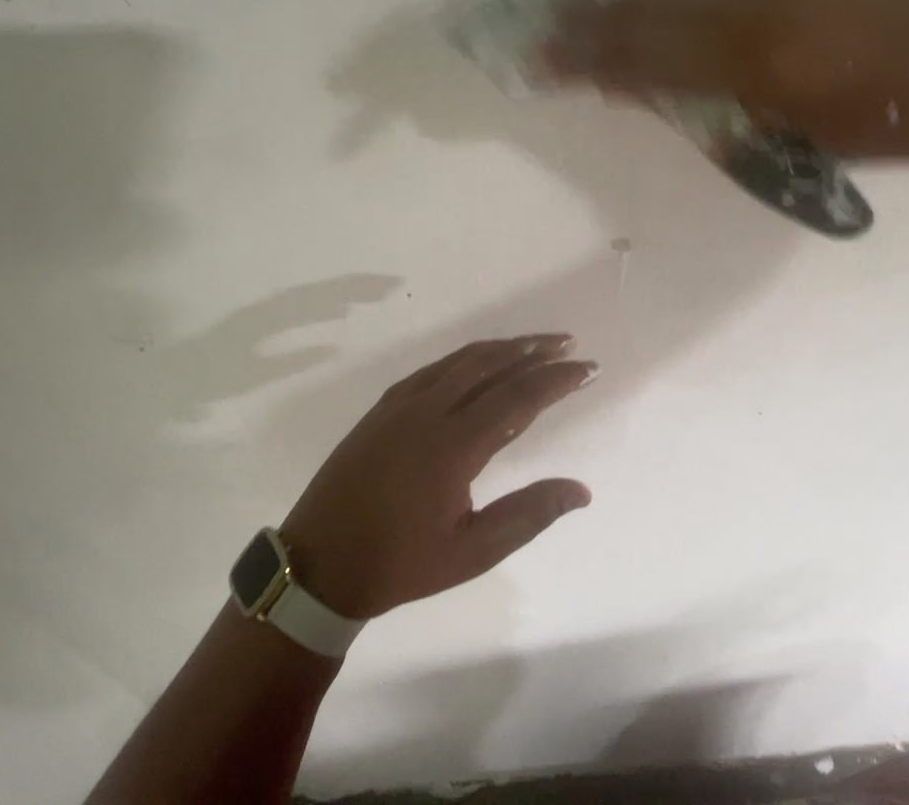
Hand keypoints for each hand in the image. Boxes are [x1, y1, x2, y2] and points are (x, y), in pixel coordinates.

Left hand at [277, 335, 595, 619]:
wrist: (319, 563)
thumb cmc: (399, 564)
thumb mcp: (472, 552)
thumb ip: (528, 515)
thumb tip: (581, 489)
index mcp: (452, 445)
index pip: (517, 397)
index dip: (557, 379)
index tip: (589, 367)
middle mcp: (425, 413)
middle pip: (487, 365)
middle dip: (531, 350)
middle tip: (568, 344)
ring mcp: (396, 408)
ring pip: (455, 363)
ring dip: (497, 350)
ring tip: (531, 346)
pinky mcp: (378, 413)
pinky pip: (429, 372)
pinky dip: (461, 361)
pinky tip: (472, 368)